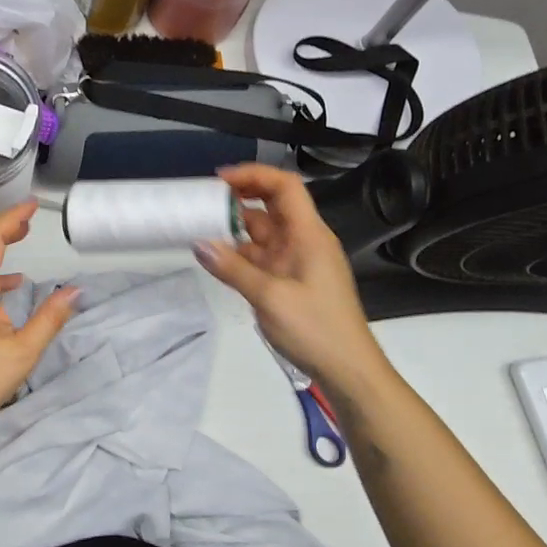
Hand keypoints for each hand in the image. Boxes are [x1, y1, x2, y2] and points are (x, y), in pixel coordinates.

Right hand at [193, 164, 391, 391]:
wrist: (348, 370)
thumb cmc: (315, 328)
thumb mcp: (269, 297)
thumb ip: (232, 269)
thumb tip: (198, 243)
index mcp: (308, 235)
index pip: (285, 187)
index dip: (254, 175)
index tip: (220, 181)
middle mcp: (303, 241)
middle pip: (273, 205)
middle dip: (240, 197)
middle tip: (204, 200)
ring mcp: (297, 261)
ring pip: (263, 232)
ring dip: (235, 227)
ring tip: (200, 226)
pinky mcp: (290, 280)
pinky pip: (261, 256)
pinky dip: (239, 252)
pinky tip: (216, 257)